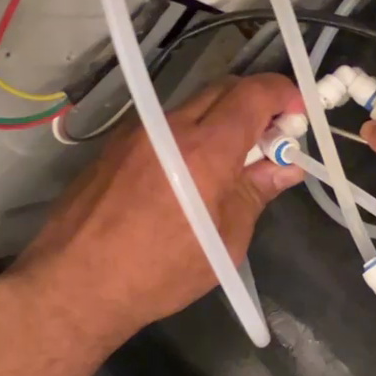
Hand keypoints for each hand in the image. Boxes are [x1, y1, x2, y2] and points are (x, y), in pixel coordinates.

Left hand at [2, 74, 305, 349]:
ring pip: (193, 106)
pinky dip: (191, 134)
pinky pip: (164, 125)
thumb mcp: (226, 239)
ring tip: (233, 160)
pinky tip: (191, 173)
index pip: (254, 94)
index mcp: (205, 150)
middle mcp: (170, 127)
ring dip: (222, 119)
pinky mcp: (115, 146)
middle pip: (225, 89)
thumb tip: (285, 167)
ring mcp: (137, 133)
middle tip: (272, 138)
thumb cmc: (161, 271)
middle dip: (257, 103)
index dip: (284, 93)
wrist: (76, 285)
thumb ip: (256, 192)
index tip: (299, 112)